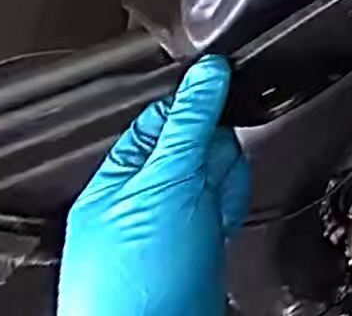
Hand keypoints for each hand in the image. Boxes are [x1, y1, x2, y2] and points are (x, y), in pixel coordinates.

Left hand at [59, 55, 250, 315]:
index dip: (197, 113)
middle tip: (204, 183)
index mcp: (119, 179)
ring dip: (226, 183)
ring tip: (212, 212)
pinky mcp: (201, 232)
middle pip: (203, 139)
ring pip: (221, 166)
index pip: (167, 114)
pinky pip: (229, 195)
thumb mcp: (167, 181)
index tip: (212, 124)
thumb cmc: (138, 280)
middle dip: (215, 158)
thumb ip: (191, 121)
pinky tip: (219, 225)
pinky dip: (232, 204)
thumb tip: (209, 70)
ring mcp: (173, 216)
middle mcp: (145, 195)